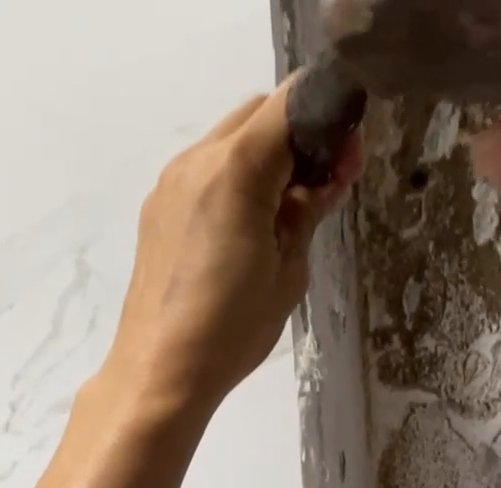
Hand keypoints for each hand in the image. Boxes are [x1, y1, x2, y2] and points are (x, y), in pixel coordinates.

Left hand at [104, 74, 362, 412]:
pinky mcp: (155, 212)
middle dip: (297, 136)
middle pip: (258, 114)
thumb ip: (307, 212)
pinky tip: (246, 229)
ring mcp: (169, 186)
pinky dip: (233, 180)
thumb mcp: (287, 272)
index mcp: (235, 169)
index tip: (346, 161)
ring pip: (228, 141)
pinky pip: (204, 172)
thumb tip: (326, 179)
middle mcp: (195, 162)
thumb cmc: (230, 331)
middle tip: (322, 188)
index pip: (292, 101)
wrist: (158, 374)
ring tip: (284, 215)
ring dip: (264, 158)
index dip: (329, 119)